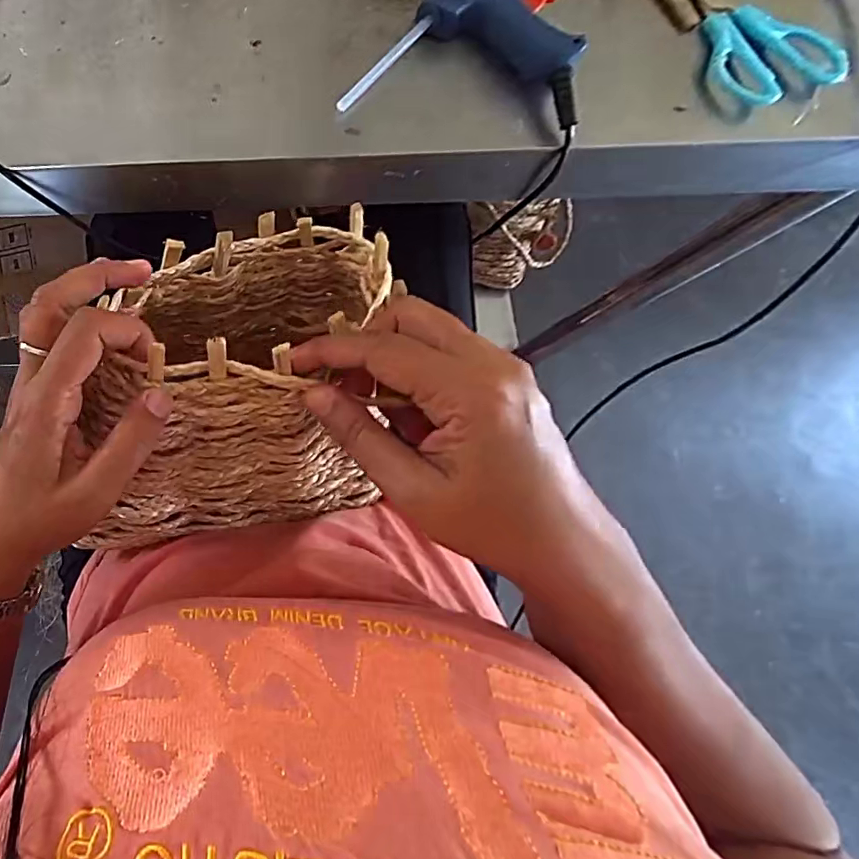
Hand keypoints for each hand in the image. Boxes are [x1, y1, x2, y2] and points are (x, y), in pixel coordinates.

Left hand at [0, 260, 171, 599]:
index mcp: (46, 402)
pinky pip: (49, 336)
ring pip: (42, 312)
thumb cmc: (43, 519)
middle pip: (49, 301)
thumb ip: (131, 443)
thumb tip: (161, 395)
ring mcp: (26, 382)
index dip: (127, 330)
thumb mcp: (96, 493)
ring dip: (83, 288)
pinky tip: (109, 331)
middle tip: (142, 271)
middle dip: (97, 275)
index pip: (84, 332)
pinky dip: (80, 316)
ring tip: (127, 283)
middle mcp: (30, 381)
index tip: (155, 359)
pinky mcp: (31, 390)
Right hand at [290, 296, 622, 587]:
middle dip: (361, 341)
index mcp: (472, 392)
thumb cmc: (492, 526)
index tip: (294, 362)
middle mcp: (494, 364)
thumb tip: (314, 395)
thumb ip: (358, 434)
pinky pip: (447, 350)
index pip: (385, 348)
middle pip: (410, 315)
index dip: (332, 351)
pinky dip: (413, 366)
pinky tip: (403, 410)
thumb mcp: (412, 489)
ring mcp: (505, 365)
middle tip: (333, 382)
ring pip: (428, 328)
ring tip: (365, 402)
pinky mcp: (506, 375)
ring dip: (387, 353)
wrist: (564, 542)